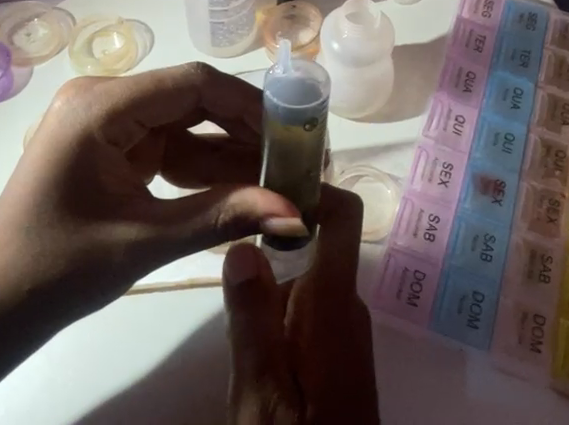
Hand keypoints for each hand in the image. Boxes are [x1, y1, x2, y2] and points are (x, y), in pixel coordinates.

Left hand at [0, 61, 307, 326]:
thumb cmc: (58, 270)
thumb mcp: (147, 241)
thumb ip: (224, 216)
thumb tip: (296, 213)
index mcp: (101, 106)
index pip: (194, 85)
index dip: (250, 106)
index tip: (294, 134)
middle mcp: (104, 98)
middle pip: (193, 99)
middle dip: (245, 130)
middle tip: (295, 157)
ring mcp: (107, 121)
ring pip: (187, 123)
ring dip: (229, 151)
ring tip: (280, 175)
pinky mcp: (113, 145)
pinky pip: (171, 144)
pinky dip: (205, 166)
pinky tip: (245, 184)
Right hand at [222, 185, 380, 424]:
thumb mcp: (261, 395)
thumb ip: (251, 319)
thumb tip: (245, 242)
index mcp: (334, 304)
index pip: (343, 216)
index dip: (313, 185)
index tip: (267, 172)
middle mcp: (346, 306)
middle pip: (314, 245)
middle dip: (272, 237)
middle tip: (221, 223)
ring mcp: (342, 331)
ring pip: (303, 280)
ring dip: (268, 279)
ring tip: (224, 278)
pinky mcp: (335, 354)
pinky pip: (305, 311)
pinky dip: (276, 308)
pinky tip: (244, 332)